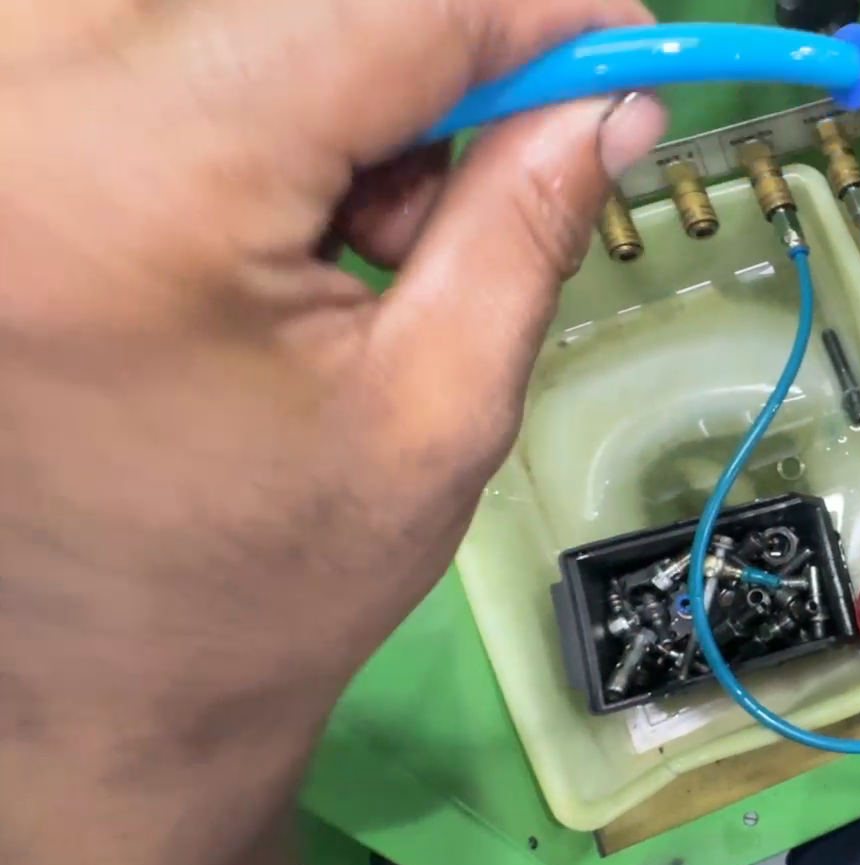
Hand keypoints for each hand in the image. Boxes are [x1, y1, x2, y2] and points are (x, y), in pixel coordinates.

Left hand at [1, 4, 664, 864]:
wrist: (105, 677)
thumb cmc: (293, 564)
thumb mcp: (451, 402)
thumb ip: (529, 226)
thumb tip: (616, 107)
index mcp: (124, 193)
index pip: (373, 12)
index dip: (528, 8)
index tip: (628, 38)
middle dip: (439, 52)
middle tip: (518, 156)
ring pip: (214, 7)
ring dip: (351, 83)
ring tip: (393, 233)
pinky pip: (140, 39)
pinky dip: (270, 99)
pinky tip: (309, 219)